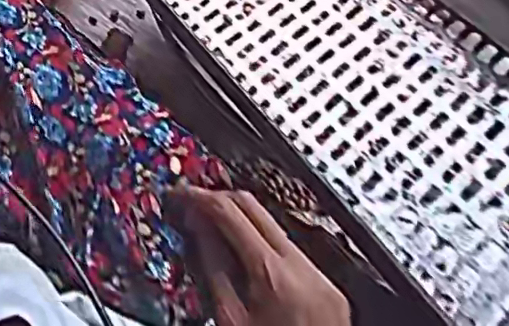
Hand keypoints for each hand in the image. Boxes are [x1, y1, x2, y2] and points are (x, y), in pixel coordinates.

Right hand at [174, 187, 349, 325]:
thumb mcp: (228, 318)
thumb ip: (211, 263)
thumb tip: (196, 224)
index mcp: (274, 276)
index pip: (228, 210)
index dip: (197, 197)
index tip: (178, 196)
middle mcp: (304, 270)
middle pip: (251, 205)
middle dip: (216, 200)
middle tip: (191, 206)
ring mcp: (321, 280)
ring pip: (269, 223)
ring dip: (237, 219)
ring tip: (212, 231)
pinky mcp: (330, 291)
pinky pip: (286, 248)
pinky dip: (258, 241)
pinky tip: (241, 256)